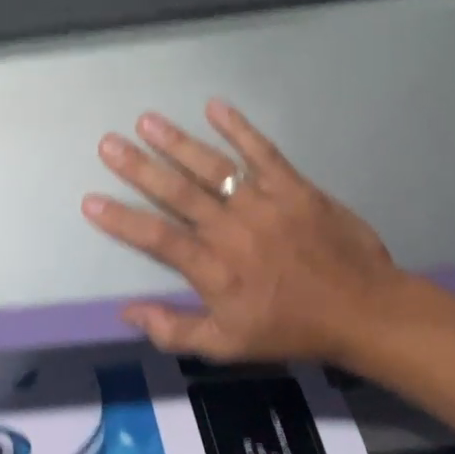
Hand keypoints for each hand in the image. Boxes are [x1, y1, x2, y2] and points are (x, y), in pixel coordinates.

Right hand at [82, 100, 409, 365]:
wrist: (363, 310)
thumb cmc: (289, 329)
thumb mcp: (226, 346)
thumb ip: (174, 330)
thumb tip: (126, 313)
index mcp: (214, 269)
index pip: (157, 239)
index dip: (122, 220)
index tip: (91, 201)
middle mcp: (233, 230)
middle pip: (178, 193)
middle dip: (139, 168)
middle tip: (108, 144)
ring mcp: (266, 205)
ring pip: (214, 168)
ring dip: (178, 143)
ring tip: (147, 121)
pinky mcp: (295, 189)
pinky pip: (264, 153)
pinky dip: (240, 129)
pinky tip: (215, 107)